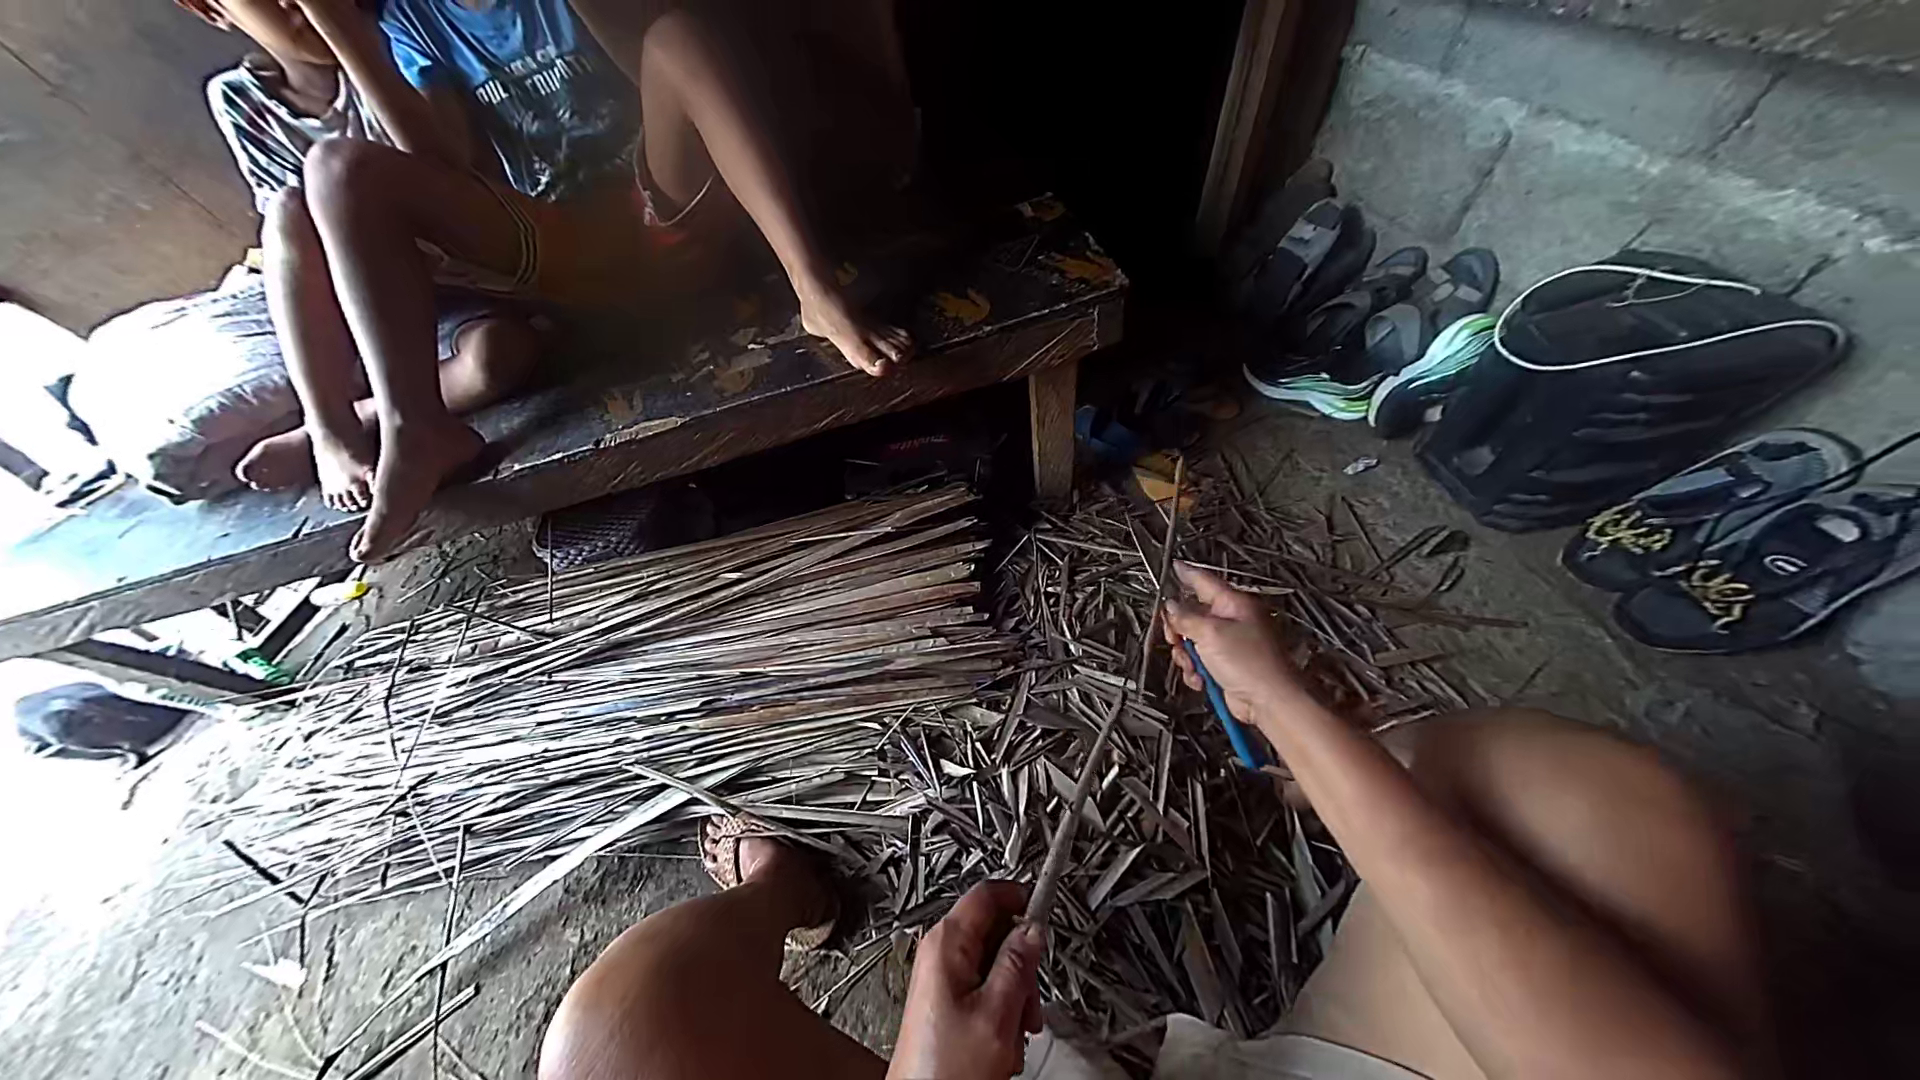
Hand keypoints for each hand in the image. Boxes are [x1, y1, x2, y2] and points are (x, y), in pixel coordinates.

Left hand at [888, 881, 1044, 1079]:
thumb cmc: (944, 1073)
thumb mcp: (996, 1013)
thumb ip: (1018, 964)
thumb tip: (1033, 929)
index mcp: (947, 942)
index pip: (987, 893)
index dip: (1019, 897)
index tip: (1044, 908)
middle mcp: (939, 951)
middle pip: (995, 930)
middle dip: (1020, 963)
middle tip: (1029, 996)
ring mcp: (941, 975)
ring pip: (994, 962)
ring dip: (1014, 993)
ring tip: (1013, 1028)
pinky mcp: (946, 999)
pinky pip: (985, 986)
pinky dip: (1001, 1008)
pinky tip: (1002, 1038)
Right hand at [1162, 562, 1309, 726]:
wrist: (1268, 701)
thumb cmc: (1254, 665)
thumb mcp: (1210, 634)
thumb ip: (1186, 618)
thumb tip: (1171, 607)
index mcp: (1233, 604)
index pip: (1204, 581)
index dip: (1186, 574)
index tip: (1174, 566)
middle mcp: (1232, 621)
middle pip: (1192, 614)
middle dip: (1179, 629)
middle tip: (1175, 637)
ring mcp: (1229, 643)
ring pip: (1191, 640)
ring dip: (1186, 654)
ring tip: (1193, 664)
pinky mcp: (1225, 664)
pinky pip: (1199, 660)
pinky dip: (1195, 670)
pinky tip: (1200, 677)